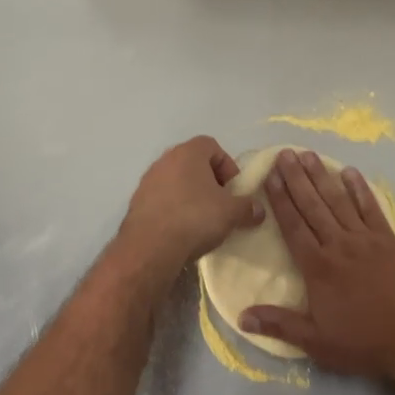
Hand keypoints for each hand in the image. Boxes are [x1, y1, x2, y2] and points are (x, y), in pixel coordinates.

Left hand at [116, 136, 264, 273]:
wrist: (150, 248)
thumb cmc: (195, 218)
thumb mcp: (231, 213)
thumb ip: (248, 207)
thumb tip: (258, 210)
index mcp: (188, 152)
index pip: (213, 147)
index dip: (227, 166)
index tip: (233, 190)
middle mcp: (165, 160)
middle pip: (194, 164)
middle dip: (210, 182)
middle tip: (221, 204)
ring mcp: (147, 181)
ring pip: (176, 182)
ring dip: (191, 196)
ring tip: (201, 221)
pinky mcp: (136, 203)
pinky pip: (162, 199)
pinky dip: (174, 209)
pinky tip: (181, 230)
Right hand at [239, 149, 394, 376]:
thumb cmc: (360, 342)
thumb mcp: (315, 342)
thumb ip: (279, 324)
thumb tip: (241, 316)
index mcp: (317, 267)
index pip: (293, 226)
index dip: (280, 200)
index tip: (269, 176)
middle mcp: (338, 245)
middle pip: (312, 206)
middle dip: (296, 178)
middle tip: (284, 153)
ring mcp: (364, 239)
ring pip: (338, 201)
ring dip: (322, 176)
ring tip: (308, 154)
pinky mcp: (387, 239)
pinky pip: (370, 208)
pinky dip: (359, 189)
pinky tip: (349, 172)